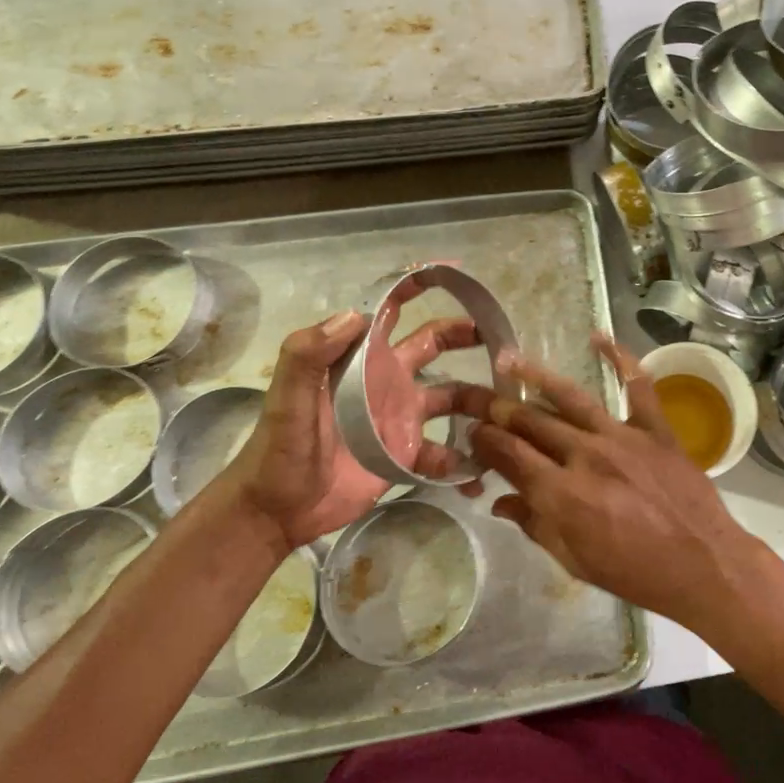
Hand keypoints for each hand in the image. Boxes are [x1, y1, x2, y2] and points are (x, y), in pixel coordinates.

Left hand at [221, 294, 480, 551]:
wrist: (275, 511)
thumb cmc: (279, 448)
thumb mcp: (286, 399)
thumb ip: (309, 355)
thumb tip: (356, 313)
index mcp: (362, 359)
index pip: (391, 309)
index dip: (418, 284)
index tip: (455, 271)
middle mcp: (388, 380)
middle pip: (435, 344)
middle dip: (466, 334)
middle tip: (502, 339)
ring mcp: (401, 418)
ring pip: (453, 396)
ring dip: (479, 399)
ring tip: (507, 407)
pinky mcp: (406, 455)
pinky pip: (445, 452)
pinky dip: (465, 459)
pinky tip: (484, 468)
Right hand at [453, 335, 767, 627]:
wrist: (701, 563)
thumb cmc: (634, 573)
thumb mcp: (575, 561)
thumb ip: (535, 526)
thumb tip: (499, 501)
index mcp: (561, 493)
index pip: (509, 454)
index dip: (484, 440)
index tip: (471, 432)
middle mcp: (585, 455)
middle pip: (531, 422)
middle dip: (497, 408)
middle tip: (476, 396)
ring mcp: (622, 437)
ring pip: (571, 398)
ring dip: (537, 376)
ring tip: (510, 359)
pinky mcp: (655, 428)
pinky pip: (637, 385)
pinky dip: (620, 358)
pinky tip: (599, 338)